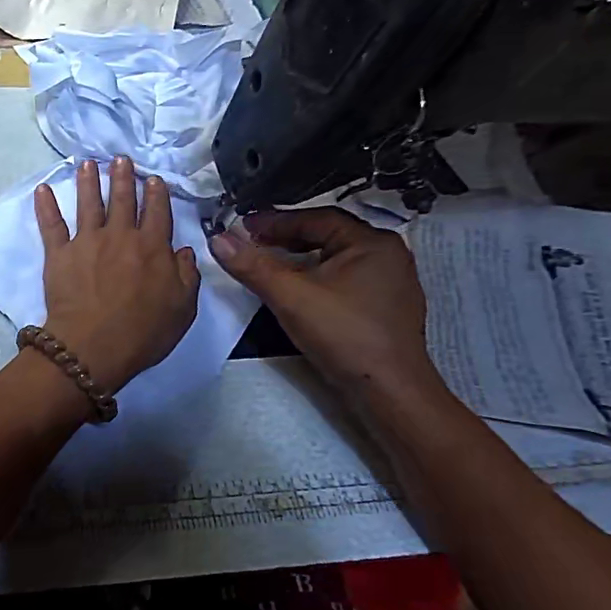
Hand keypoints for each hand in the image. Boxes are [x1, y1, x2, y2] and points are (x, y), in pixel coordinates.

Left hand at [34, 157, 200, 392]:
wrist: (93, 346)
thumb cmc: (142, 333)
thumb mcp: (182, 308)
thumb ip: (186, 276)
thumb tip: (183, 251)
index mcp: (152, 247)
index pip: (157, 212)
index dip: (156, 194)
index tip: (153, 178)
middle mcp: (120, 236)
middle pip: (123, 200)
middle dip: (123, 177)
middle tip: (120, 159)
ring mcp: (87, 242)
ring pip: (88, 203)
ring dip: (89, 181)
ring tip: (88, 163)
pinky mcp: (59, 254)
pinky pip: (51, 225)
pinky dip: (46, 206)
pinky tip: (43, 189)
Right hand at [209, 208, 435, 390]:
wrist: (388, 390)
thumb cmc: (343, 335)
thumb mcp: (291, 297)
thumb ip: (253, 266)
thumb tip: (219, 240)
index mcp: (372, 242)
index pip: (316, 218)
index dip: (275, 221)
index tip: (242, 227)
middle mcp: (387, 255)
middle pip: (327, 236)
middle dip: (287, 238)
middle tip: (252, 244)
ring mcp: (391, 282)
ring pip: (336, 260)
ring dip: (302, 259)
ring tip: (269, 265)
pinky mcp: (386, 307)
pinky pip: (346, 280)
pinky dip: (318, 278)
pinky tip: (299, 291)